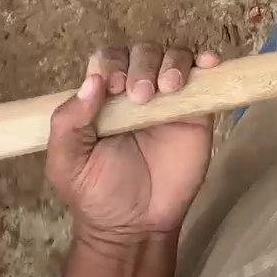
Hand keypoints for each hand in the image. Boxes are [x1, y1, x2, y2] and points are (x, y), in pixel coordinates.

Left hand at [46, 43, 221, 241]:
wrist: (138, 224)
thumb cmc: (98, 192)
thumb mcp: (67, 165)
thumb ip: (68, 124)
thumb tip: (92, 81)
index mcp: (105, 98)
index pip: (109, 59)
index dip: (113, 64)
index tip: (114, 88)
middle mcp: (138, 89)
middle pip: (144, 52)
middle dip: (143, 66)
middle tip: (142, 97)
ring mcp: (171, 96)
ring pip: (176, 55)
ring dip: (173, 62)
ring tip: (169, 89)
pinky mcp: (199, 107)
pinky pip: (207, 74)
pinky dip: (209, 61)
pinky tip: (208, 64)